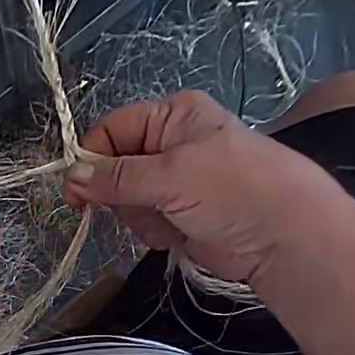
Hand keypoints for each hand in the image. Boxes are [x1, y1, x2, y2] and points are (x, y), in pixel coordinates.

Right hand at [66, 90, 347, 281]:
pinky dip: (153, 231)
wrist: (283, 238)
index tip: (75, 192)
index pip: (113, 129)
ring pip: (125, 199)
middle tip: (137, 206)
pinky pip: (143, 221)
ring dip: (139, 216)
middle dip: (121, 193)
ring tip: (169, 219)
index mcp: (172, 117)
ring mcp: (174, 182)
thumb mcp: (172, 175)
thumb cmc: (233, 190)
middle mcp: (170, 144)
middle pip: (114, 167)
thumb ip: (117, 177)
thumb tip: (71, 175)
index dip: (91, 158)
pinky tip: (177, 233)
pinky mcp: (178, 214)